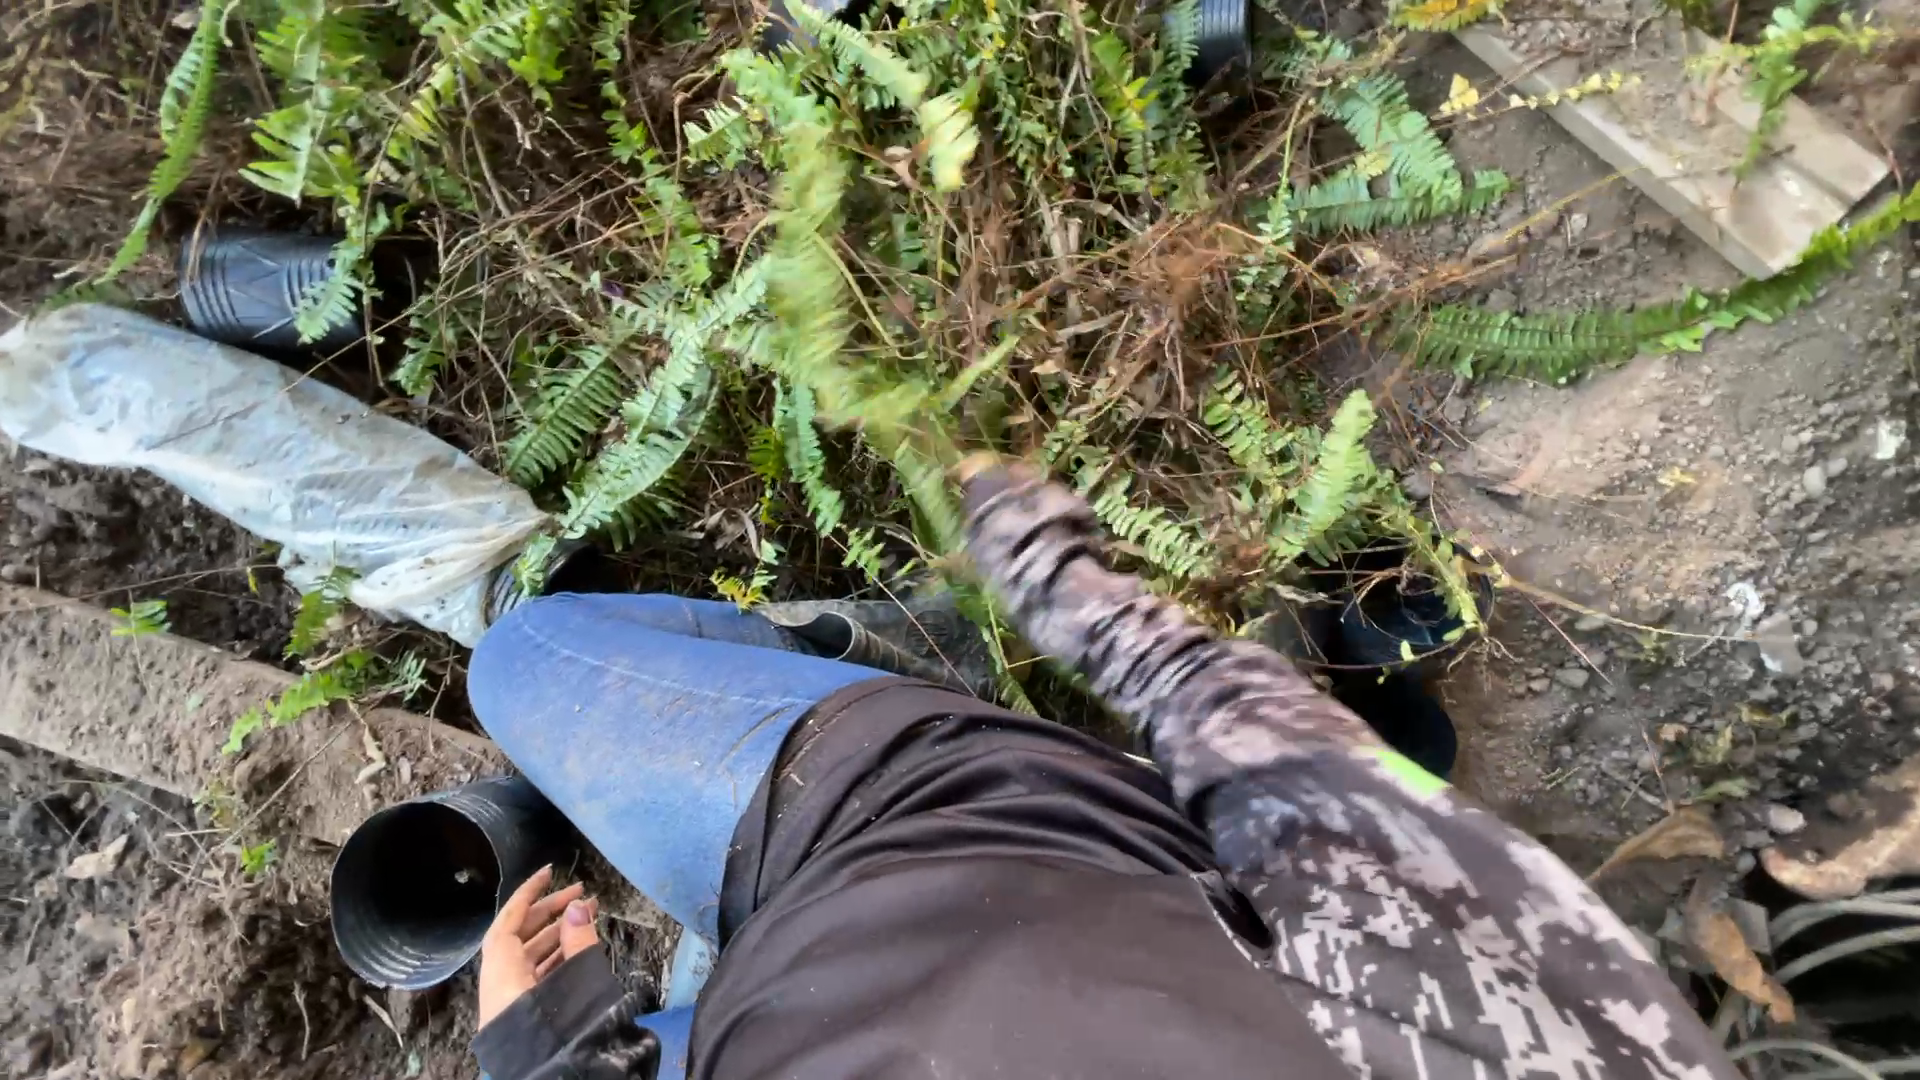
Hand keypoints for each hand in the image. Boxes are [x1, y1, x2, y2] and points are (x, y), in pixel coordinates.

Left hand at [477, 865, 600, 1028]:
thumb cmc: (568, 1031)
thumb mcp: (579, 980)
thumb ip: (578, 940)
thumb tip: (577, 906)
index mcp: (503, 981)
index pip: (506, 927)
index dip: (527, 896)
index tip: (551, 872)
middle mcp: (501, 992)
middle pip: (518, 941)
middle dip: (550, 913)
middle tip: (582, 894)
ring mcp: (512, 1008)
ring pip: (529, 960)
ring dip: (558, 933)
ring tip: (590, 915)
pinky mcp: (526, 1020)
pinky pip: (536, 978)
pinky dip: (558, 956)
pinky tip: (581, 946)